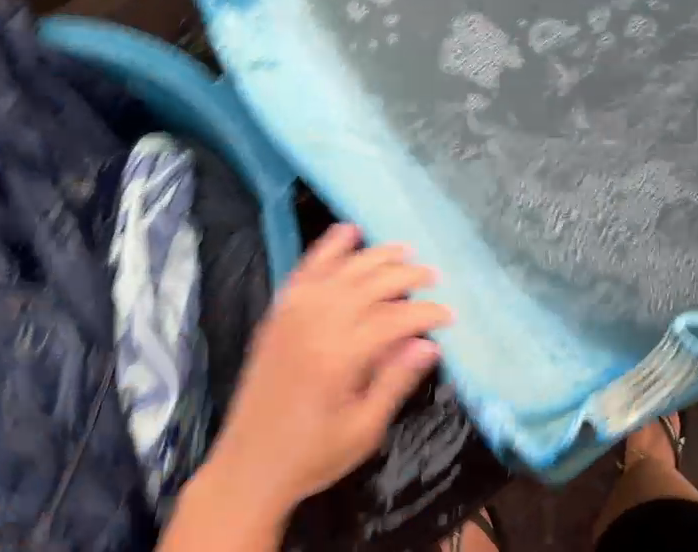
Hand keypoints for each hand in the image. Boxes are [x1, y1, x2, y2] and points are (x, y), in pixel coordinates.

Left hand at [199, 224, 451, 512]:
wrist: (249, 465)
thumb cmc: (312, 455)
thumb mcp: (364, 429)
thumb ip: (395, 380)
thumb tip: (429, 344)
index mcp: (341, 356)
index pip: (394, 318)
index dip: (425, 312)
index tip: (448, 315)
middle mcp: (316, 324)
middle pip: (370, 284)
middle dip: (406, 275)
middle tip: (433, 275)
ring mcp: (294, 313)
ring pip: (342, 269)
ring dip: (375, 255)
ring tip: (403, 250)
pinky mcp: (278, 312)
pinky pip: (306, 269)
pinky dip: (328, 247)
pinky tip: (347, 232)